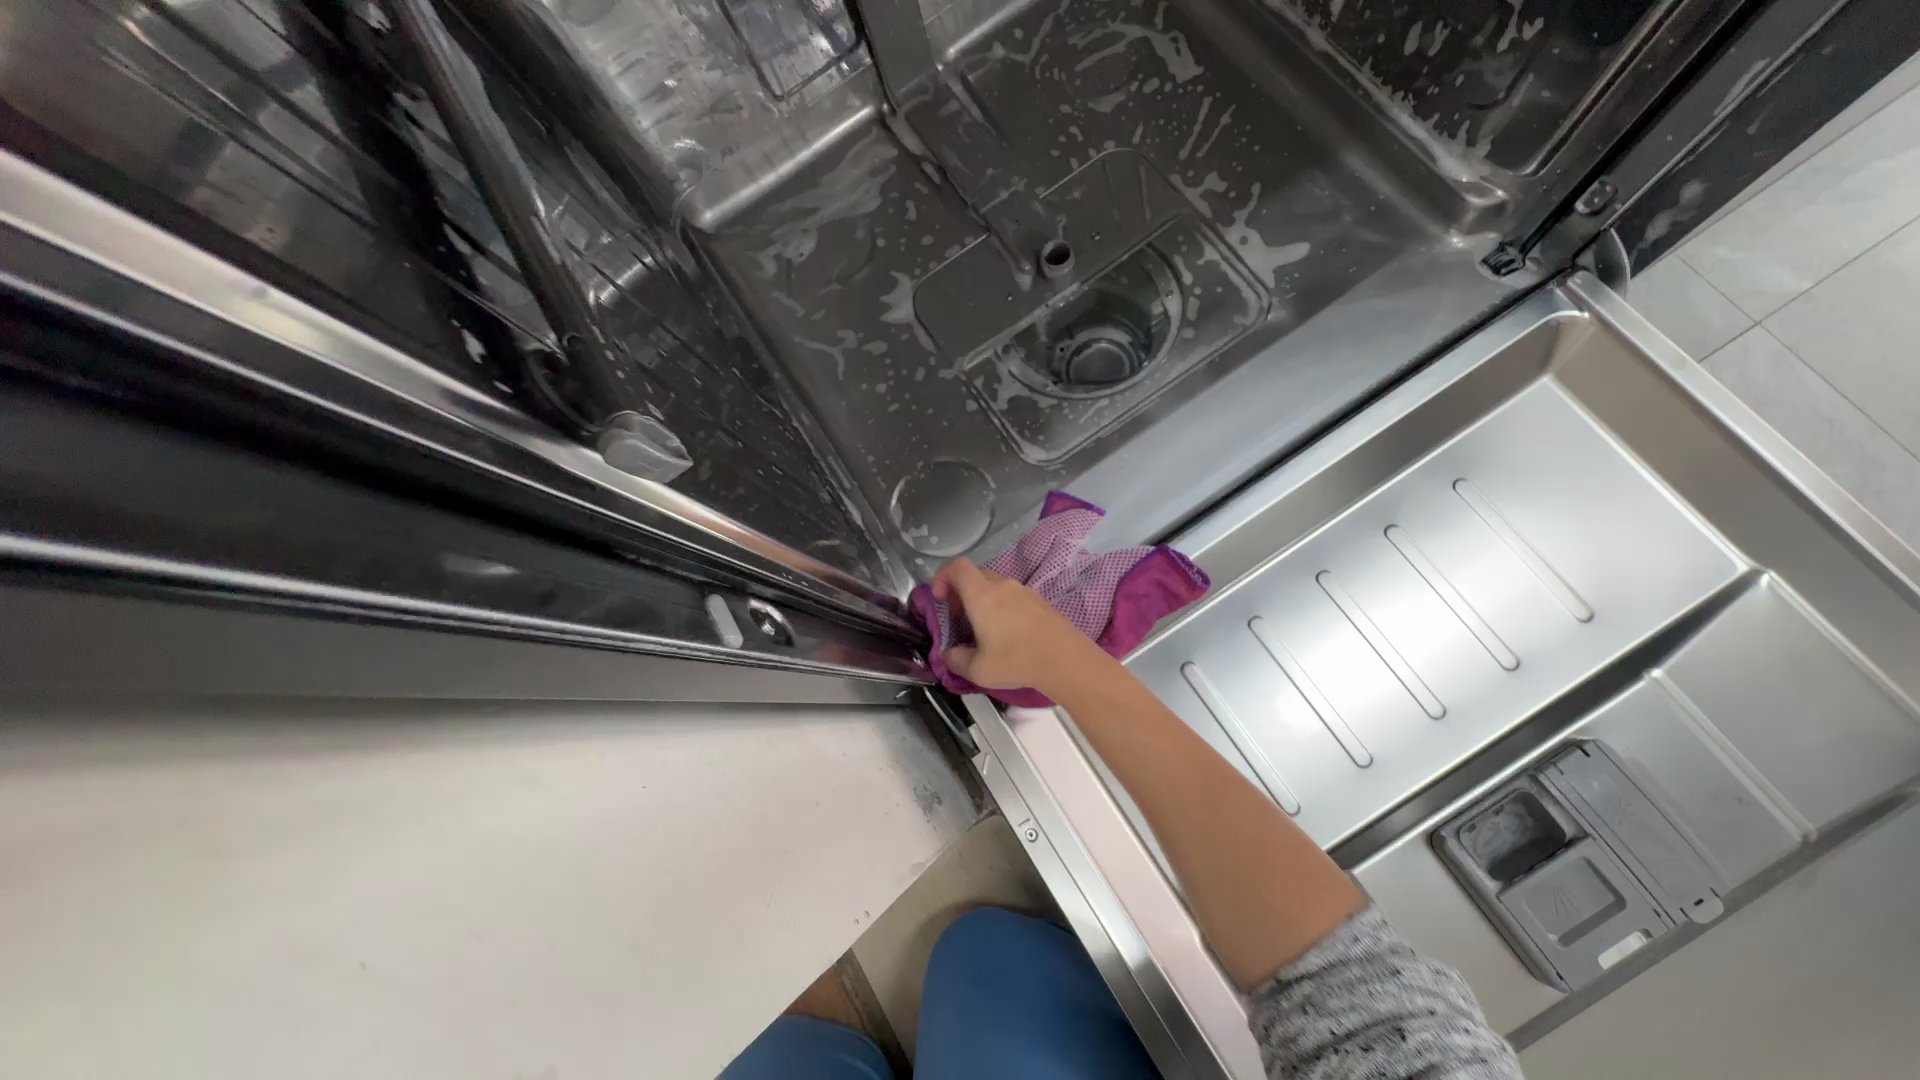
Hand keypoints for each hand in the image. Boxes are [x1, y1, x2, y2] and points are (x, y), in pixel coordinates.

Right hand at [932, 557, 1109, 694]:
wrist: (1066, 659)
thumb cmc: (1017, 660)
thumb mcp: (979, 670)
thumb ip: (956, 660)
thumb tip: (949, 654)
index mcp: (982, 595)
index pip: (957, 567)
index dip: (942, 576)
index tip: (939, 598)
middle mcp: (1002, 585)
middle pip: (975, 575)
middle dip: (961, 591)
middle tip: (959, 617)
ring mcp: (1024, 591)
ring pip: (995, 585)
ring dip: (983, 600)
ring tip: (983, 628)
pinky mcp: (1040, 601)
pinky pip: (1013, 596)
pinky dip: (1002, 606)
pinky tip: (1008, 633)